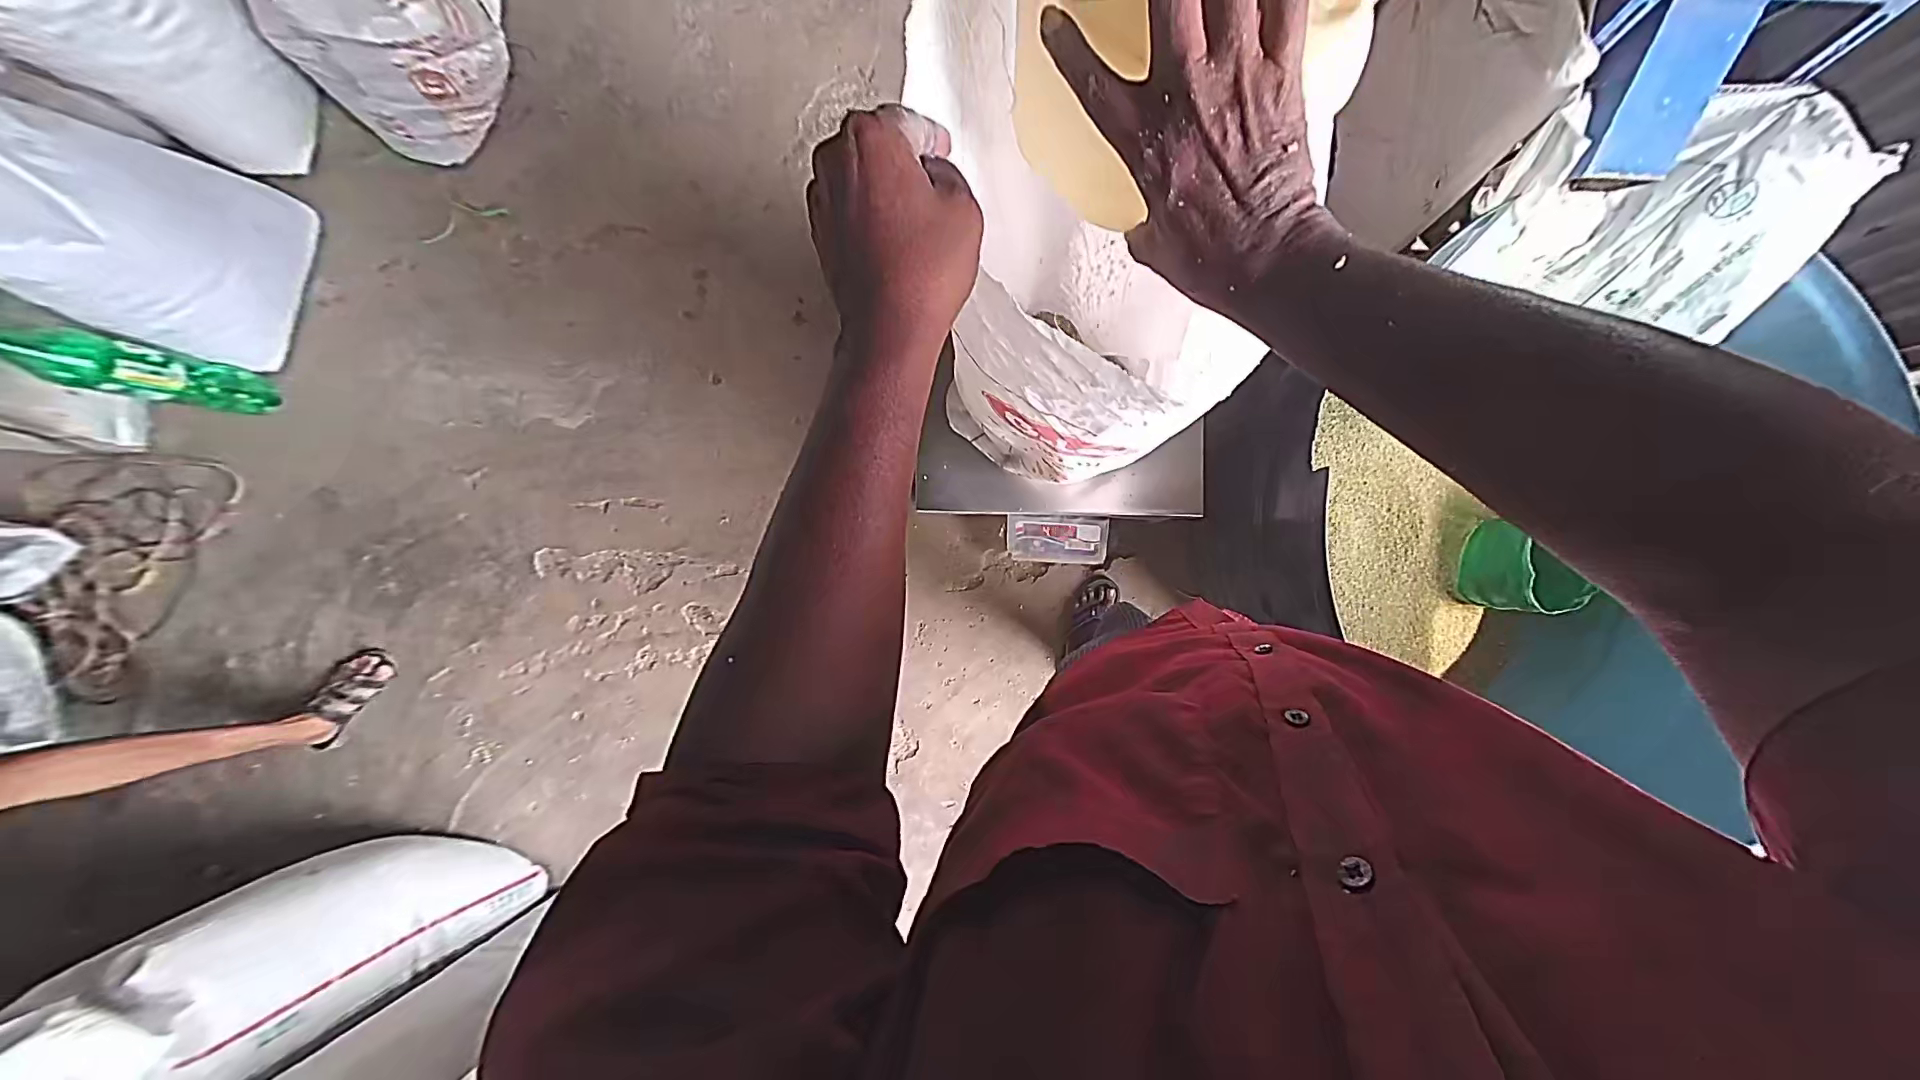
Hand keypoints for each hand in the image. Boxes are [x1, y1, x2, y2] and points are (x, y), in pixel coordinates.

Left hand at [807, 105, 984, 351]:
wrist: (890, 328)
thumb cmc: (921, 274)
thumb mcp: (964, 207)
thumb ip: (948, 173)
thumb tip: (934, 177)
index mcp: (870, 139)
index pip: (905, 121)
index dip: (929, 138)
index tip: (937, 149)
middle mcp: (835, 163)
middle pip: (874, 145)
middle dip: (900, 161)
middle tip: (928, 184)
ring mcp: (822, 201)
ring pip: (858, 178)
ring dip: (882, 190)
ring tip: (912, 222)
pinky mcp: (821, 236)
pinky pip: (849, 211)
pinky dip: (868, 217)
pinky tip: (894, 242)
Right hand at [1041, 0, 1330, 310]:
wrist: (1268, 260)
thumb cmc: (1212, 258)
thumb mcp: (1151, 242)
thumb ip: (1141, 215)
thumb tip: (1144, 217)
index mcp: (1144, 142)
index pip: (1092, 81)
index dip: (1067, 46)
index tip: (1054, 20)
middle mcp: (1186, 98)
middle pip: (1166, 2)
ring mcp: (1237, 78)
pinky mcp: (1284, 75)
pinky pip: (1286, 1)